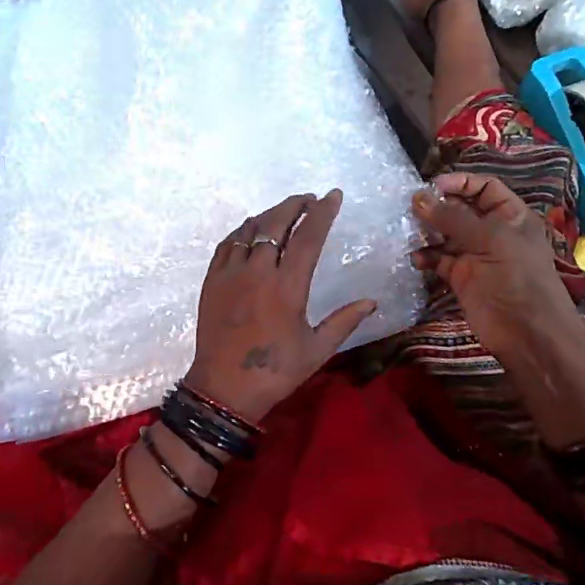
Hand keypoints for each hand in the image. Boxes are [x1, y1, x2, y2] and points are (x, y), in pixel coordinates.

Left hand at [185, 191, 377, 421]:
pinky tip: (251, 231)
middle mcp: (258, 272)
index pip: (308, 237)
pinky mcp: (212, 281)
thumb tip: (371, 302)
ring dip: (269, 216)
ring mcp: (230, 274)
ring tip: (284, 212)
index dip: (322, 212)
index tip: (333, 196)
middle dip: (295, 205)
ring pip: (250, 230)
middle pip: (276, 224)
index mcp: (287, 287)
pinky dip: (242, 231)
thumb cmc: (275, 372)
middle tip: (309, 199)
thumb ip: (344, 321)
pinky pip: (227, 244)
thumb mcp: (317, 349)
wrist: (223, 389)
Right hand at [412, 172, 579, 357]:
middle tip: (409, 208)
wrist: (527, 333)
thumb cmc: (517, 279)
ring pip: (446, 234)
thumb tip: (418, 197)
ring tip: (407, 232)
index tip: (430, 187)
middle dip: (437, 207)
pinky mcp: (461, 277)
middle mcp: (492, 232)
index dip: (459, 183)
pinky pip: (439, 260)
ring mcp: (476, 255)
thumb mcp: (490, 240)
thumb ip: (453, 218)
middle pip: (460, 209)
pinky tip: (415, 258)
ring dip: (427, 232)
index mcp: (510, 216)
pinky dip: (426, 257)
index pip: (484, 187)